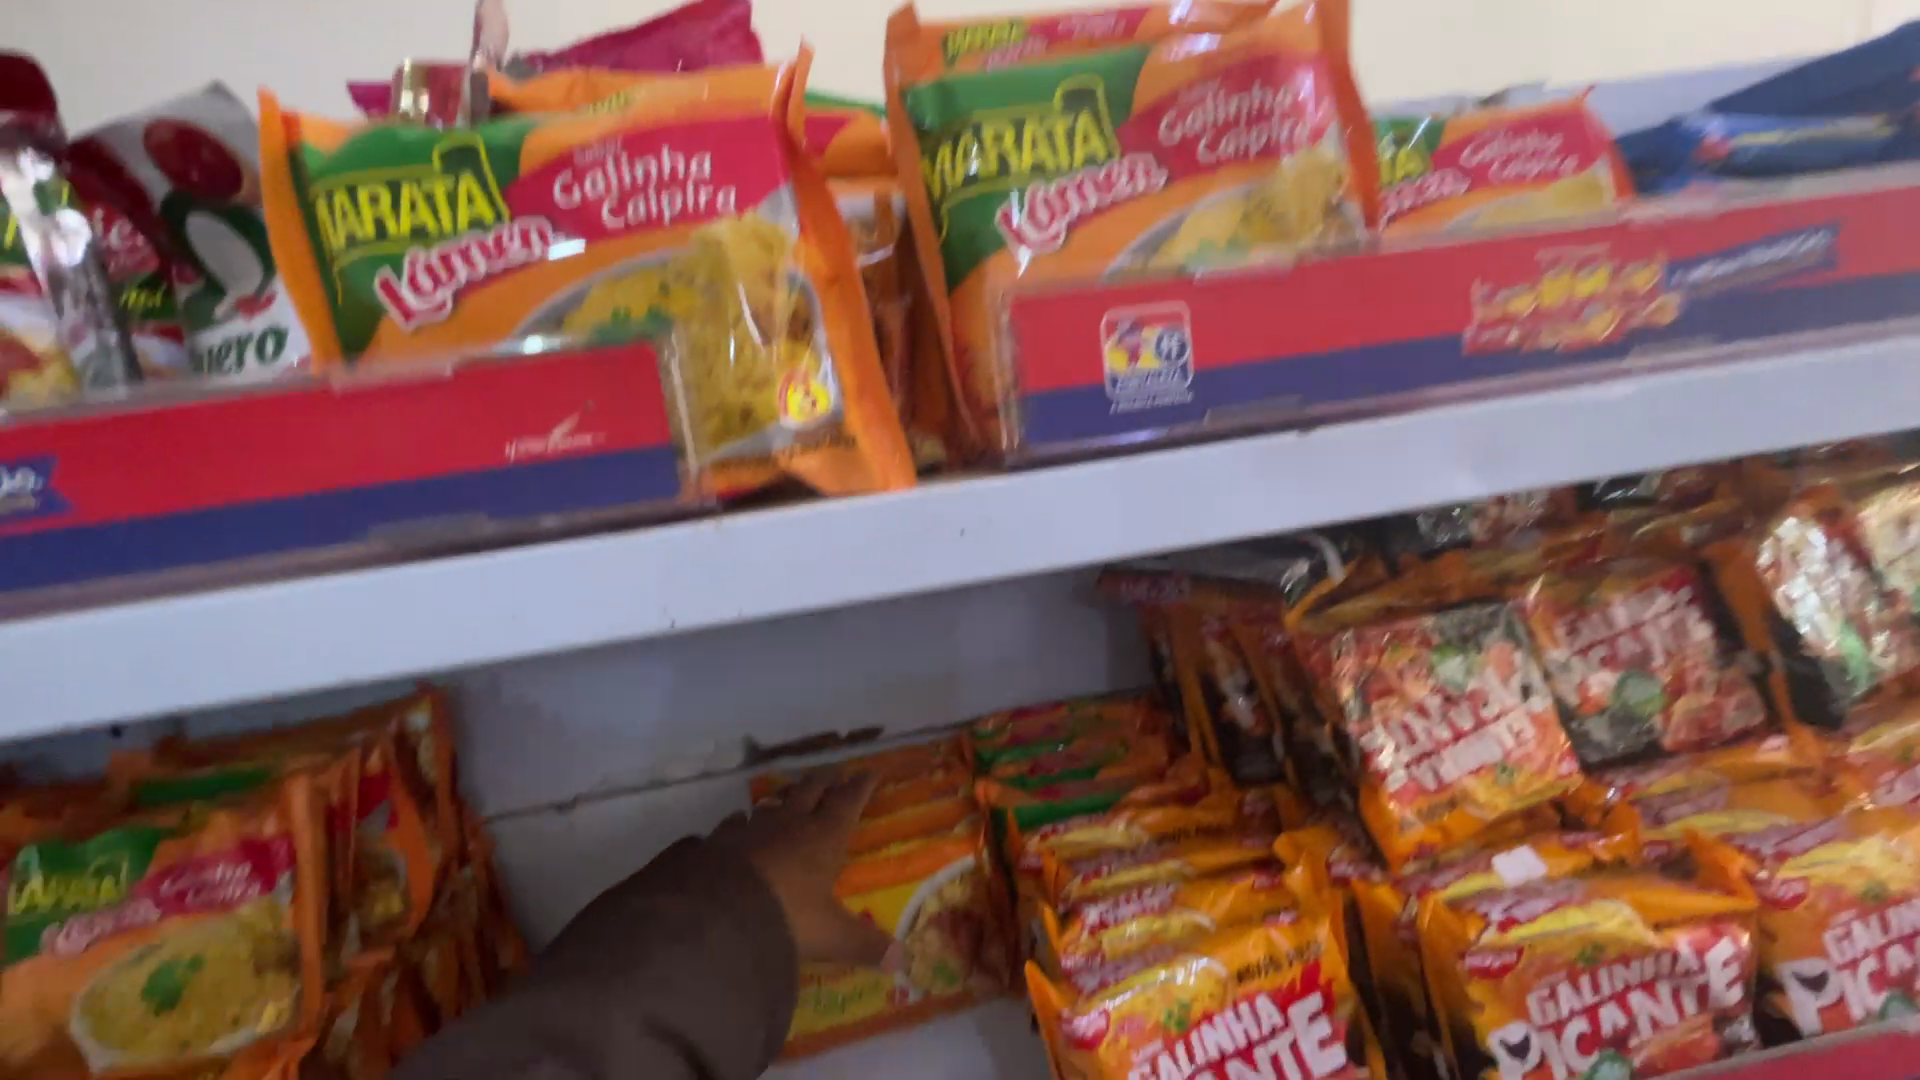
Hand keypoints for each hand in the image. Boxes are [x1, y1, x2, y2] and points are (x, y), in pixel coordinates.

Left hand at [713, 773, 898, 969]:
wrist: (721, 913)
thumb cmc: (787, 917)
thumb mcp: (831, 935)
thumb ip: (865, 944)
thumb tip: (902, 962)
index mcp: (825, 837)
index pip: (849, 800)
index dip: (862, 784)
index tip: (871, 770)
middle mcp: (792, 822)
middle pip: (812, 789)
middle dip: (826, 780)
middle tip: (834, 774)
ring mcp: (754, 827)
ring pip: (774, 800)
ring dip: (786, 795)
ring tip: (790, 793)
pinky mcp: (722, 838)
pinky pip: (735, 821)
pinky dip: (741, 821)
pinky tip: (738, 823)